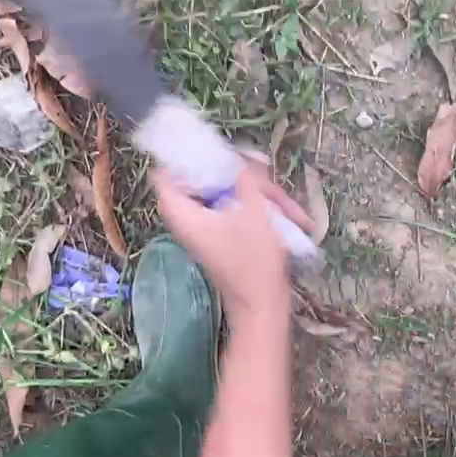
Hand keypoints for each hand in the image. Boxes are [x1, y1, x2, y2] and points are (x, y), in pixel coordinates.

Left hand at [152, 157, 312, 322]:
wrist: (263, 306)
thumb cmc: (253, 261)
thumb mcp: (254, 211)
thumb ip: (246, 177)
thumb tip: (242, 156)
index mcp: (184, 214)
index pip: (166, 176)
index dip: (186, 159)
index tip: (215, 151)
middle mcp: (190, 220)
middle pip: (205, 181)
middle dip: (240, 175)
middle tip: (264, 170)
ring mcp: (208, 229)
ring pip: (228, 195)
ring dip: (259, 194)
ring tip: (289, 207)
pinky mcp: (224, 237)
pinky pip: (236, 211)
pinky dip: (259, 209)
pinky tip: (288, 216)